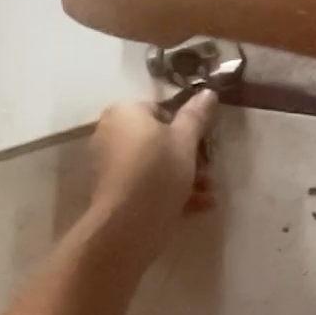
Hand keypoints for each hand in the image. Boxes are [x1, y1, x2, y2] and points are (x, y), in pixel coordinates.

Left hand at [82, 93, 219, 252]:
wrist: (128, 222)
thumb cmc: (158, 170)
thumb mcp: (185, 140)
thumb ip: (196, 115)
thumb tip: (207, 92)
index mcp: (124, 111)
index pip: (159, 109)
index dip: (183, 125)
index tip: (201, 142)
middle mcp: (110, 132)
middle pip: (155, 138)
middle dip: (185, 154)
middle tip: (208, 169)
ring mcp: (107, 162)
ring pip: (152, 163)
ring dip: (181, 175)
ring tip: (207, 191)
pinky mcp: (111, 189)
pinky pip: (143, 183)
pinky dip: (166, 190)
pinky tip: (196, 205)